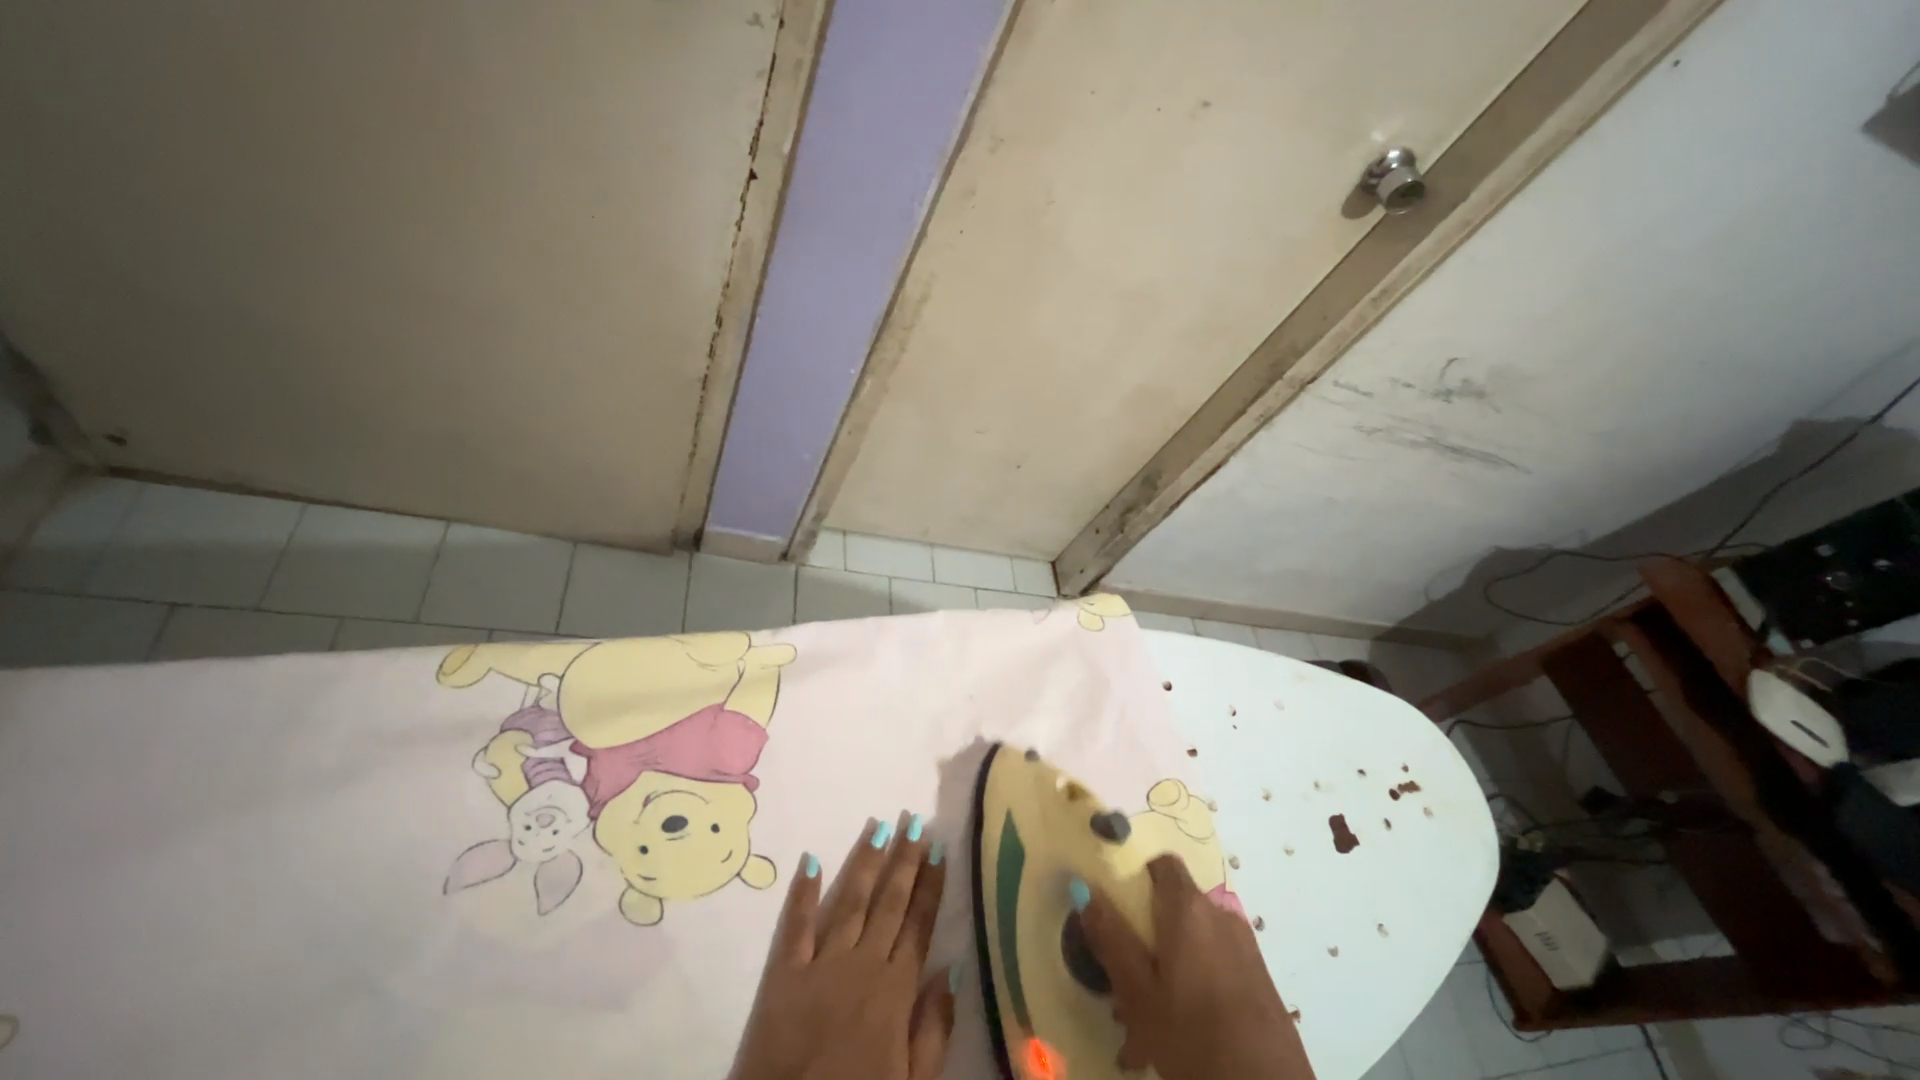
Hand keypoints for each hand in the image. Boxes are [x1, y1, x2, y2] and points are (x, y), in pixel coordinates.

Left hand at [730, 818, 953, 1079]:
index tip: (939, 846)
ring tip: (877, 825)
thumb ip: (933, 1028)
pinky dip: (803, 892)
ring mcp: (820, 965)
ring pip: (848, 901)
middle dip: (903, 858)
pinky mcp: (782, 973)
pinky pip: (795, 925)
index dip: (930, 884)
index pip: (919, 924)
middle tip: (912, 818)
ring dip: (864, 862)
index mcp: (896, 991)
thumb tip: (950, 970)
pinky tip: (811, 859)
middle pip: (888, 903)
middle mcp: (861, 965)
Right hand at [1080, 855, 1314, 1079]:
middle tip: (1118, 981)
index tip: (1110, 904)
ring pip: (1190, 943)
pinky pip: (1211, 966)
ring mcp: (1243, 947)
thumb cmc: (1193, 1036)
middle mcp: (1220, 915)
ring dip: (1162, 969)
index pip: (1161, 863)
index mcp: (1189, 909)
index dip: (1134, 874)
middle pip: (1172, 907)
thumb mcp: (1137, 992)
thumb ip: (1110, 936)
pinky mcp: (1256, 979)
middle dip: (1142, 936)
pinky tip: (1172, 1033)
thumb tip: (1085, 887)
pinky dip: (1188, 986)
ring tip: (1139, 1023)